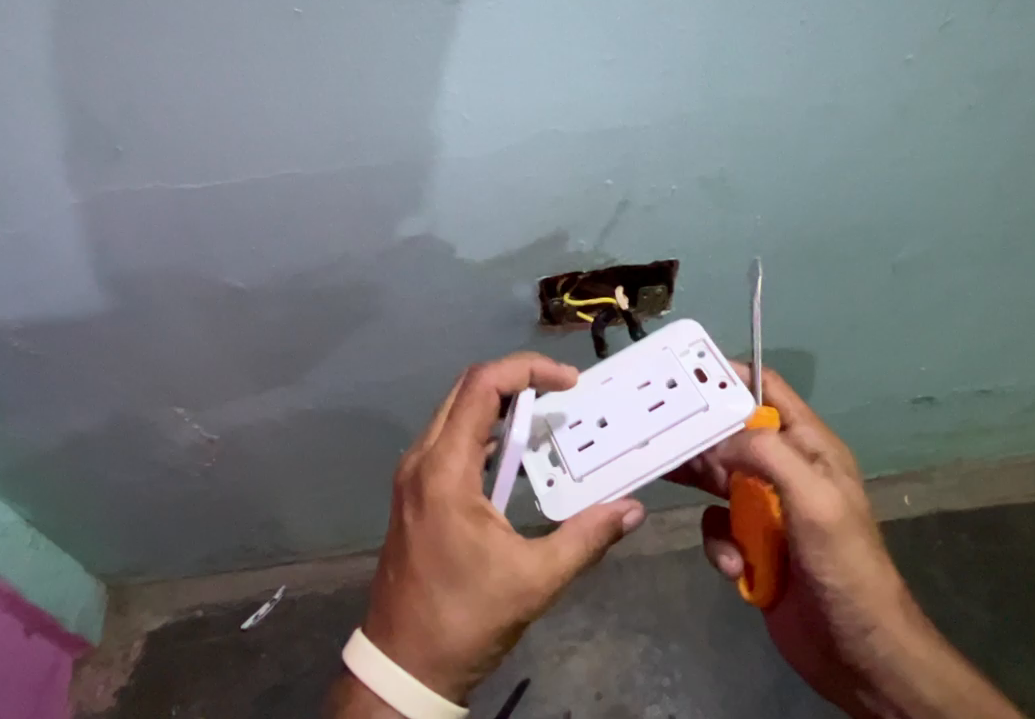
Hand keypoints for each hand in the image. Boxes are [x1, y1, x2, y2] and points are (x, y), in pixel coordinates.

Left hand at [329, 353, 646, 715]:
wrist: (404, 665)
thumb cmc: (465, 618)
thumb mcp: (535, 580)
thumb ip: (586, 538)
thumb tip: (631, 509)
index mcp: (444, 469)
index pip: (482, 386)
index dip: (527, 369)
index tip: (569, 382)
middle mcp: (421, 460)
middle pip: (466, 389)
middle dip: (516, 379)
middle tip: (562, 392)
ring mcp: (412, 476)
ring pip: (455, 412)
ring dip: (499, 405)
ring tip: (547, 417)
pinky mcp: (414, 493)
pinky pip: (449, 440)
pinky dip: (484, 432)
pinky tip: (516, 456)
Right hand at [669, 365, 1023, 718]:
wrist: (858, 654)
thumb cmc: (844, 566)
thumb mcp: (814, 498)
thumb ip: (767, 453)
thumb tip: (718, 440)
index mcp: (810, 448)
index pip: (767, 391)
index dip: (730, 375)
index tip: (684, 371)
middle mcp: (786, 471)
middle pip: (731, 433)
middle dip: (699, 432)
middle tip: (657, 427)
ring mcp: (767, 510)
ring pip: (716, 479)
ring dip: (699, 487)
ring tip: (666, 477)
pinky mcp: (752, 546)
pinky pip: (716, 527)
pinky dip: (718, 544)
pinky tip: (734, 566)